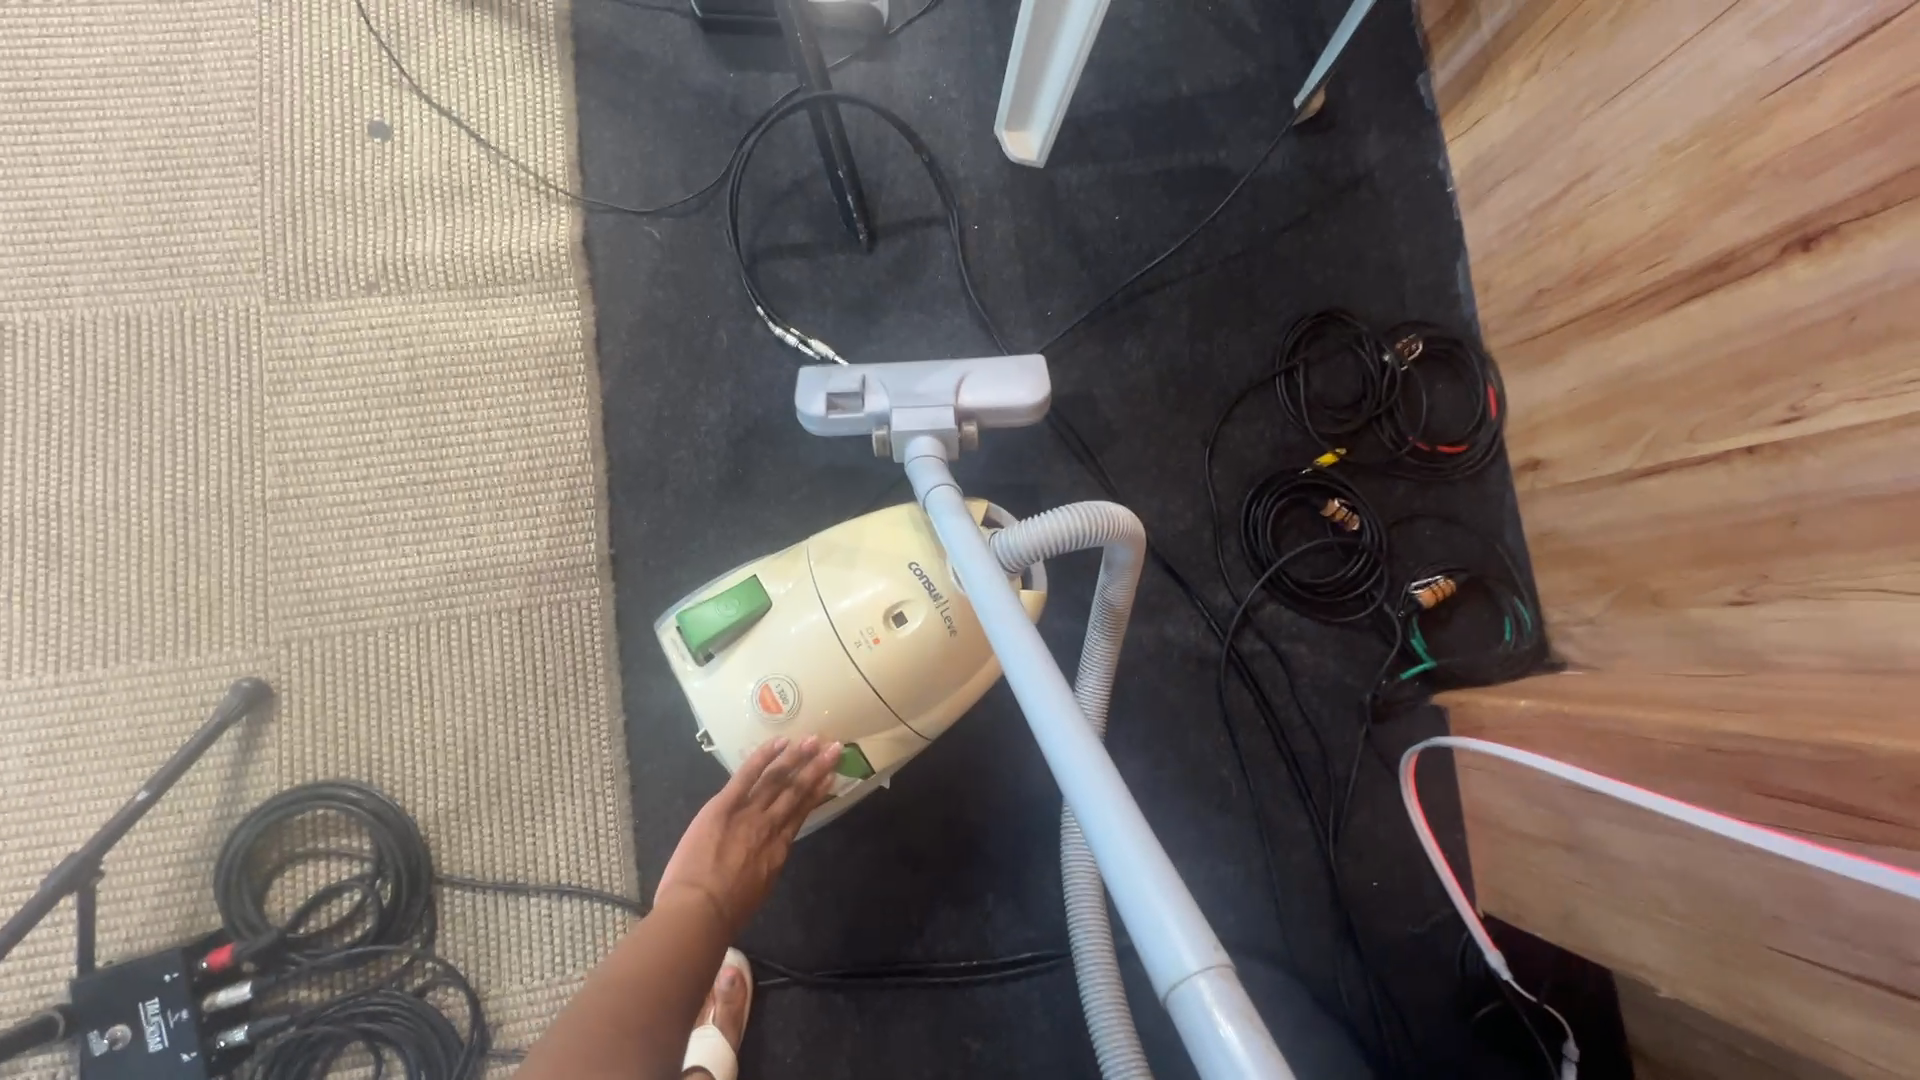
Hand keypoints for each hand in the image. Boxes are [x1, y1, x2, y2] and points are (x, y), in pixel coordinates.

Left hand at [655, 736, 841, 937]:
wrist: (699, 911)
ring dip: (797, 757)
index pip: (801, 813)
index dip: (817, 792)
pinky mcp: (723, 805)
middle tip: (834, 747)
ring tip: (814, 740)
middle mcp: (769, 825)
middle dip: (816, 768)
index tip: (831, 776)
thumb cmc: (726, 913)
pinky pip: (746, 775)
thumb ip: (767, 865)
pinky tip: (779, 741)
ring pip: (777, 779)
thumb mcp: (758, 890)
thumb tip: (770, 853)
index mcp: (779, 849)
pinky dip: (764, 756)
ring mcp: (748, 812)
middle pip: (796, 791)